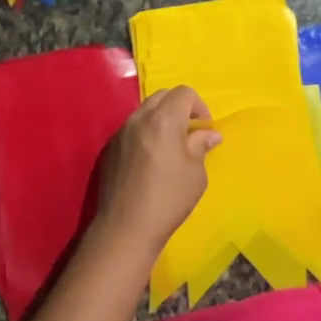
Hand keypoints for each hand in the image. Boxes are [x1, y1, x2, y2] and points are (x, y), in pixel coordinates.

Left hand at [94, 86, 222, 250]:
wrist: (126, 227)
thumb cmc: (169, 198)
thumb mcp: (195, 173)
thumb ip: (201, 146)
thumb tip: (209, 134)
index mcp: (164, 119)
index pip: (184, 93)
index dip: (199, 106)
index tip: (205, 129)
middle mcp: (140, 118)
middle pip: (162, 96)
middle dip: (179, 107)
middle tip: (189, 132)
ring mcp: (121, 132)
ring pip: (145, 111)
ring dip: (160, 119)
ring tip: (169, 146)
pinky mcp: (110, 148)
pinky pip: (131, 128)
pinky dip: (145, 133)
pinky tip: (149, 160)